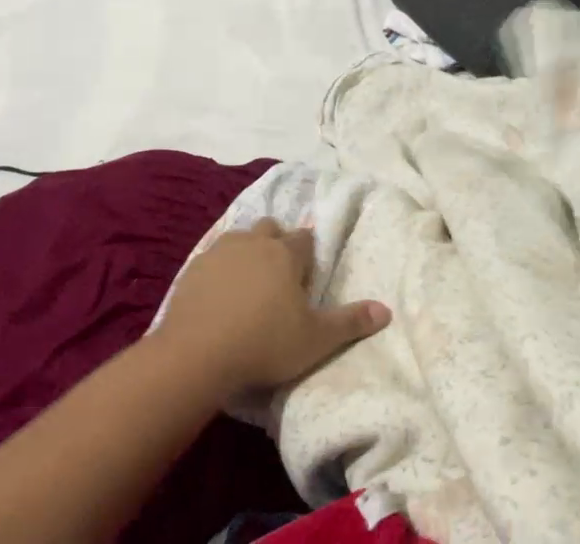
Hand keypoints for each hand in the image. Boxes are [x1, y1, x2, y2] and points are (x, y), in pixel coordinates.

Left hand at [156, 219, 390, 396]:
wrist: (198, 351)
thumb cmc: (265, 343)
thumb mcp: (316, 339)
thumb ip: (350, 323)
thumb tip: (386, 310)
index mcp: (285, 255)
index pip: (304, 240)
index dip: (308, 253)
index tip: (308, 272)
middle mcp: (253, 243)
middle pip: (270, 229)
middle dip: (277, 242)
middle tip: (281, 273)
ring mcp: (219, 252)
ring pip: (239, 237)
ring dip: (247, 250)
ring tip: (250, 280)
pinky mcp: (193, 267)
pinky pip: (213, 257)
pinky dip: (220, 268)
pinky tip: (220, 291)